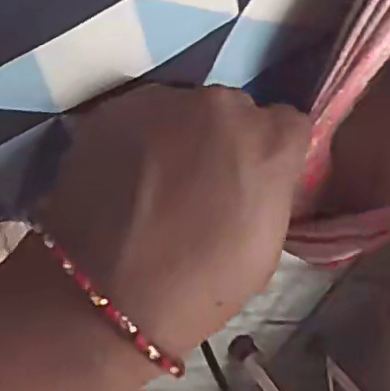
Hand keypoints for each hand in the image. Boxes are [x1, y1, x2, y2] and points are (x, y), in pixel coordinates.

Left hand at [35, 85, 311, 358]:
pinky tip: (122, 171)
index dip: (266, 153)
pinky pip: (137, 113)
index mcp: (269, 140)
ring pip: (181, 107)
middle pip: (231, 109)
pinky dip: (135, 134)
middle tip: (197, 178)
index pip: (285, 123)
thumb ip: (266, 186)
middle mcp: (219, 106)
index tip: (248, 178)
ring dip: (176, 131)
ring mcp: (162, 101)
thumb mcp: (263, 243)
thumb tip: (251, 171)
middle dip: (220, 137)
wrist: (105, 289)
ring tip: (153, 177)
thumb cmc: (197, 284)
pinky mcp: (113, 107)